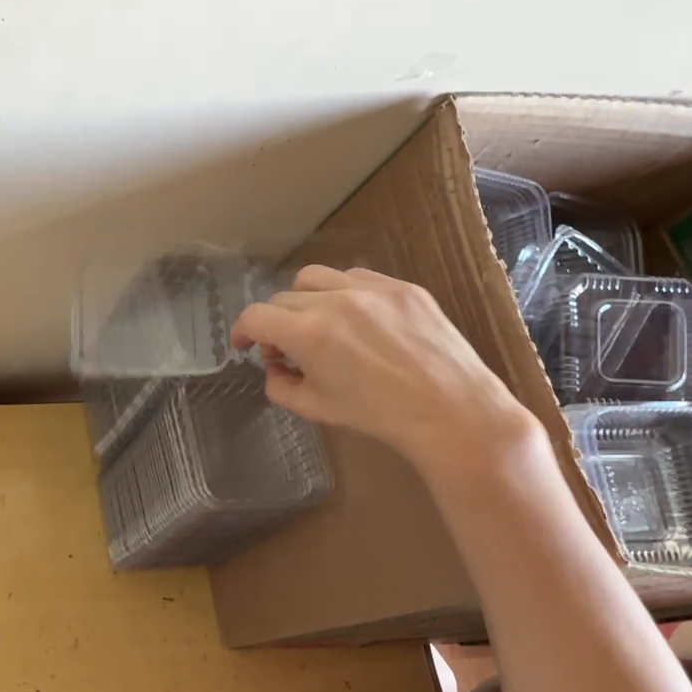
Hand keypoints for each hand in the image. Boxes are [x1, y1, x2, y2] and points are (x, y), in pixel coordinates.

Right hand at [229, 265, 544, 475]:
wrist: (450, 409)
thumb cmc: (377, 415)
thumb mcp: (314, 408)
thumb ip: (280, 385)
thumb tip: (275, 367)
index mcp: (308, 334)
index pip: (254, 317)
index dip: (241, 331)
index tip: (244, 345)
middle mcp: (334, 302)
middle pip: (282, 298)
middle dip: (275, 324)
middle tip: (286, 350)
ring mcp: (371, 289)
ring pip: (314, 278)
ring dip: (304, 300)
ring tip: (319, 325)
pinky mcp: (402, 287)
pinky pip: (356, 277)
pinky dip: (342, 293)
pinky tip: (356, 320)